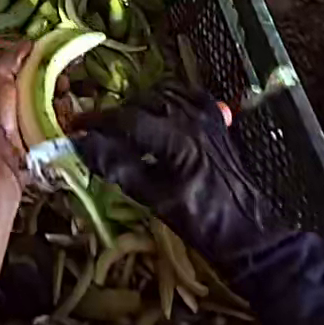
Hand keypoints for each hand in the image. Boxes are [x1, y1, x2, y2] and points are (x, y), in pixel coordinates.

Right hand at [73, 86, 279, 265]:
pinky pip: (184, 93)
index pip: (126, 119)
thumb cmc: (199, 221)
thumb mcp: (154, 199)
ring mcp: (204, 113)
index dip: (98, 122)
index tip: (76, 127)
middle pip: (141, 101)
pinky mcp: (214, 116)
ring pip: (161, 92)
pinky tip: (158, 112)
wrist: (247, 232)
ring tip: (126, 124)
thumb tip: (82, 146)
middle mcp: (189, 116)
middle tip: (100, 131)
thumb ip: (118, 167)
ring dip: (140, 103)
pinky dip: (166, 97)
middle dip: (117, 114)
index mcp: (175, 138)